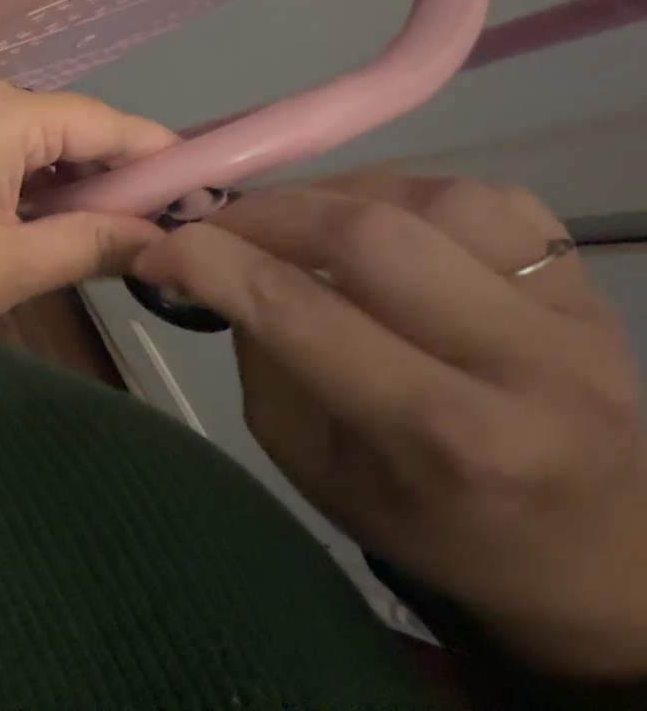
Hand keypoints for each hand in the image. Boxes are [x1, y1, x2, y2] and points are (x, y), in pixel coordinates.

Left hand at [0, 79, 177, 382]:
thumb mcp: (15, 265)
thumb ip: (96, 243)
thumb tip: (162, 241)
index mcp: (4, 113)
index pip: (110, 125)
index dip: (162, 162)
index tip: (203, 204)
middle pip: (71, 131)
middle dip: (111, 183)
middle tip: (143, 241)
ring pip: (34, 144)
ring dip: (65, 190)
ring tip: (90, 244)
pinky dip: (24, 186)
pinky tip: (34, 228)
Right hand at [132, 174, 646, 678]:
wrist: (588, 552)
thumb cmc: (420, 520)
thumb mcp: (306, 458)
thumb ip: (262, 356)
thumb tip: (213, 264)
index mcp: (447, 436)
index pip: (302, 311)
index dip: (209, 262)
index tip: (153, 251)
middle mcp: (526, 365)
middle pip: (370, 236)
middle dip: (261, 215)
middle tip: (208, 226)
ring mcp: (574, 316)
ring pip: (430, 198)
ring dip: (330, 195)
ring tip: (285, 221)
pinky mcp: (591, 285)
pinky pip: (488, 198)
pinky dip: (403, 191)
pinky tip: (367, 219)